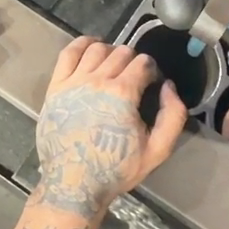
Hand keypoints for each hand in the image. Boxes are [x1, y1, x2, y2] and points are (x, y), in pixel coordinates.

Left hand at [31, 37, 186, 217]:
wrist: (73, 183)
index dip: (151, 70)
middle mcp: (97, 81)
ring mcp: (73, 82)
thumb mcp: (157, 151)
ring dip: (110, 52)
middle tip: (133, 78)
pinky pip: (68, 53)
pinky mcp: (56, 87)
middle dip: (133, 61)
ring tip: (113, 66)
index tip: (150, 83)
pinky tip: (91, 48)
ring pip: (97, 49)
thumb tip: (169, 86)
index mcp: (122, 94)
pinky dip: (82, 44)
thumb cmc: (115, 169)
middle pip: (121, 52)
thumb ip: (173, 116)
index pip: (143, 63)